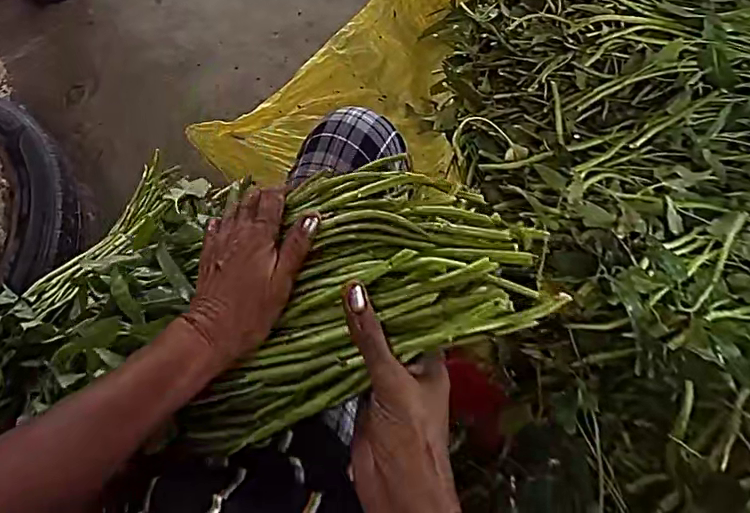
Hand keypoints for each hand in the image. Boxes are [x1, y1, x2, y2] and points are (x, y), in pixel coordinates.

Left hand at [180, 187, 314, 368]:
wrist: (210, 332)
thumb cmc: (253, 311)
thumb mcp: (282, 281)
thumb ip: (296, 246)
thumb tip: (312, 215)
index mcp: (260, 235)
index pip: (272, 200)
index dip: (282, 191)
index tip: (293, 190)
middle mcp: (238, 231)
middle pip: (251, 201)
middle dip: (264, 193)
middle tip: (276, 194)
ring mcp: (220, 241)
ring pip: (232, 210)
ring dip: (244, 201)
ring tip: (254, 197)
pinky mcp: (207, 254)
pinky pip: (214, 226)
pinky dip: (222, 218)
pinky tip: (223, 219)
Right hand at [343, 282, 461, 512]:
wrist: (398, 498)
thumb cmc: (414, 443)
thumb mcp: (392, 381)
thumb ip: (372, 338)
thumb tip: (355, 291)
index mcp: (428, 359)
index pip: (414, 312)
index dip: (397, 288)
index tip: (376, 260)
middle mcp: (407, 366)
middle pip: (386, 327)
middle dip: (368, 304)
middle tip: (347, 268)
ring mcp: (384, 381)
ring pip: (366, 345)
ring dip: (350, 325)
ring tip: (331, 287)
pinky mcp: (361, 397)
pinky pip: (348, 365)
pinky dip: (336, 349)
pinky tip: (321, 327)